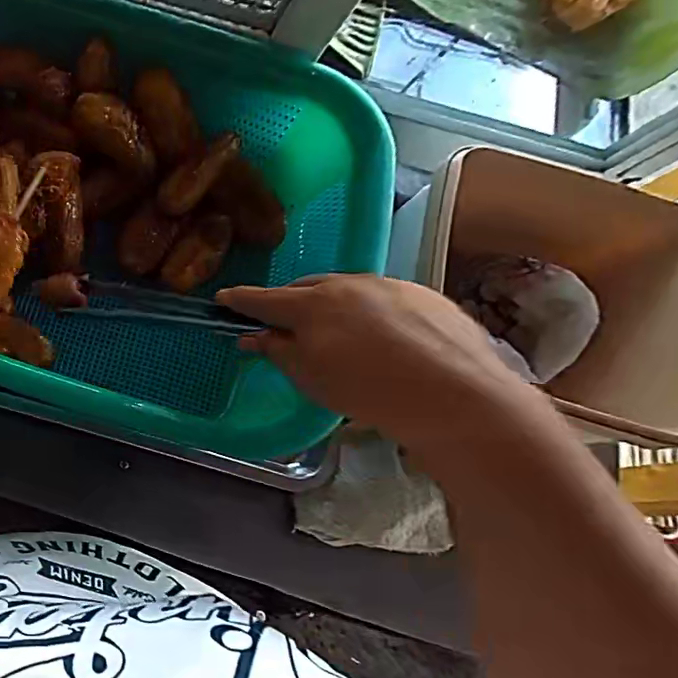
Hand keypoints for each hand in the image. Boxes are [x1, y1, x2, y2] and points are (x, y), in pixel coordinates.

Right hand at [219, 274, 546, 453]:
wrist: (454, 394)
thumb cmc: (366, 390)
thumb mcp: (310, 377)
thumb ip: (277, 351)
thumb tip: (253, 336)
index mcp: (311, 303)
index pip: (264, 299)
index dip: (240, 301)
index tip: (222, 300)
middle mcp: (347, 283)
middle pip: (305, 288)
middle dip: (287, 302)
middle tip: (278, 322)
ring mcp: (388, 285)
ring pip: (345, 290)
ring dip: (330, 306)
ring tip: (333, 334)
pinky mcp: (424, 294)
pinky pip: (381, 298)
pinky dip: (368, 313)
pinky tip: (381, 340)